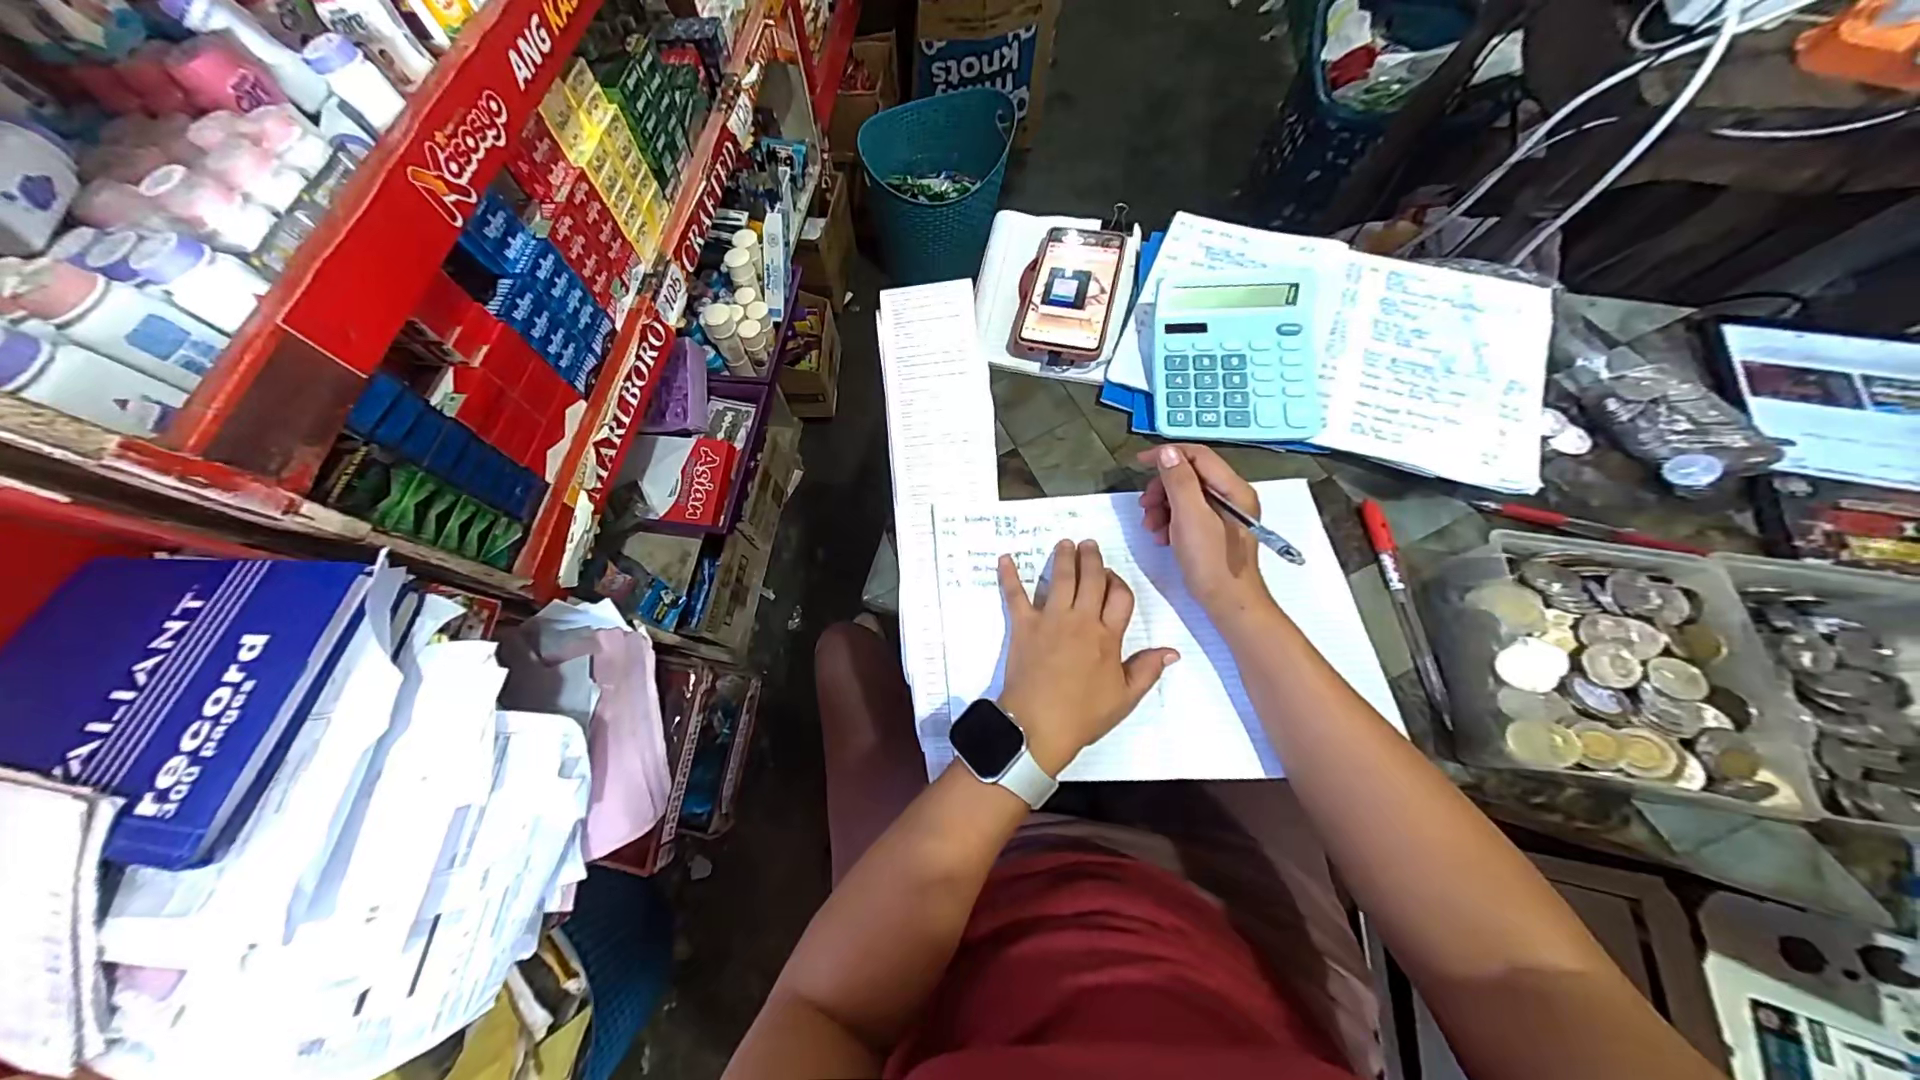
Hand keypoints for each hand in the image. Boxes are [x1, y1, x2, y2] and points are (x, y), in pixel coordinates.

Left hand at [995, 540, 1179, 774]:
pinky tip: (1005, 558)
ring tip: (1065, 543)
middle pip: (1092, 580)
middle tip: (1088, 544)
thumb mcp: (1124, 697)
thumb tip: (1172, 652)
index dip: (1119, 583)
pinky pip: (1015, 595)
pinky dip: (1008, 575)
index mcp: (1107, 637)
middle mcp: (1081, 620)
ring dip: (1063, 558)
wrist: (1038, 725)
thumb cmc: (1083, 715)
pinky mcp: (1023, 625)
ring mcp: (1050, 619)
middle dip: (1092, 559)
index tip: (1113, 578)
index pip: (1120, 597)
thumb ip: (1147, 670)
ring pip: (1060, 579)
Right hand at [1137, 444, 1280, 625]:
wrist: (1228, 602)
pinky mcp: (1215, 531)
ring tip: (1151, 526)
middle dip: (1162, 487)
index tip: (1140, 462)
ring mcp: (1224, 514)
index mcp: (1233, 488)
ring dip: (1162, 506)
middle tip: (1145, 505)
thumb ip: (1179, 481)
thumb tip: (1168, 453)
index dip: (1167, 454)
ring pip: (1185, 495)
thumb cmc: (1211, 562)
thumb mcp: (1190, 517)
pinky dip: (1170, 520)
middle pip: (1189, 476)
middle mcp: (1232, 496)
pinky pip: (1188, 514)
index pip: (1197, 456)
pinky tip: (1161, 536)